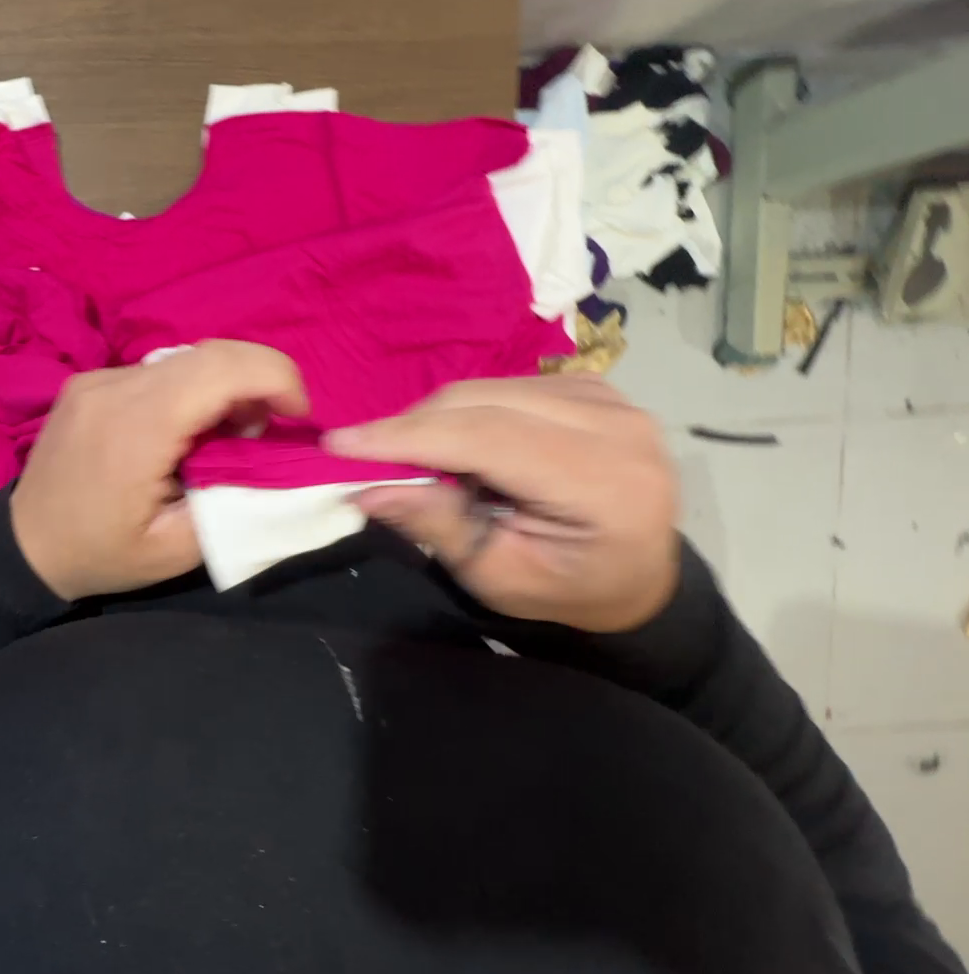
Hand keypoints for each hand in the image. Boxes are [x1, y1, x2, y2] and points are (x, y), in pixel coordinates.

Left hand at [11, 341, 309, 600]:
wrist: (21, 547)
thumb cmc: (99, 555)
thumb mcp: (176, 549)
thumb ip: (234, 501)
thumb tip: (272, 458)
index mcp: (135, 428)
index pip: (222, 368)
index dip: (276, 377)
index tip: (297, 416)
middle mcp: (111, 388)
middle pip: (208, 353)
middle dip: (256, 381)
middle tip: (263, 431)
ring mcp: (93, 380)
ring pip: (182, 360)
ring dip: (219, 386)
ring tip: (221, 438)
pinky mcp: (85, 383)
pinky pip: (152, 372)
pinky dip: (184, 391)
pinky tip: (179, 431)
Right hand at [326, 374, 679, 632]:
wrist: (635, 578)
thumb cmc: (563, 588)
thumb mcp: (495, 575)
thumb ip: (438, 527)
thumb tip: (368, 491)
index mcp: (604, 483)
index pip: (487, 438)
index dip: (407, 437)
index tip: (339, 444)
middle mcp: (616, 427)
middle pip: (483, 404)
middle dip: (409, 427)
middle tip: (361, 456)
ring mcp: (610, 399)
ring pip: (487, 388)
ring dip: (432, 419)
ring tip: (411, 458)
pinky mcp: (593, 388)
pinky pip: (503, 385)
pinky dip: (461, 411)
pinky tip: (453, 443)